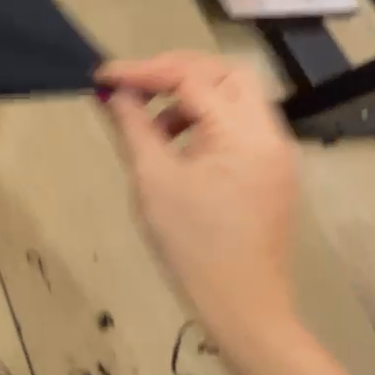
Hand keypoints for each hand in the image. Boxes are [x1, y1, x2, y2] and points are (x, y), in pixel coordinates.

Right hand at [98, 52, 300, 342]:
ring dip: (187, 92)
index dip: (143, 70)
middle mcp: (269, 138)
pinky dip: (200, 116)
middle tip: (133, 83)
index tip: (102, 76)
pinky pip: (235, 123)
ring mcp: (272, 155)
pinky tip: (170, 139)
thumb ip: (132, 124)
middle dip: (175, 69)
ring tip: (146, 116)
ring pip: (233, 95)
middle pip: (227, 74)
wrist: (242, 305)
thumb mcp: (152, 176)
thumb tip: (111, 89)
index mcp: (245, 138)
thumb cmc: (192, 240)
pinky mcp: (266, 171)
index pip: (192, 79)